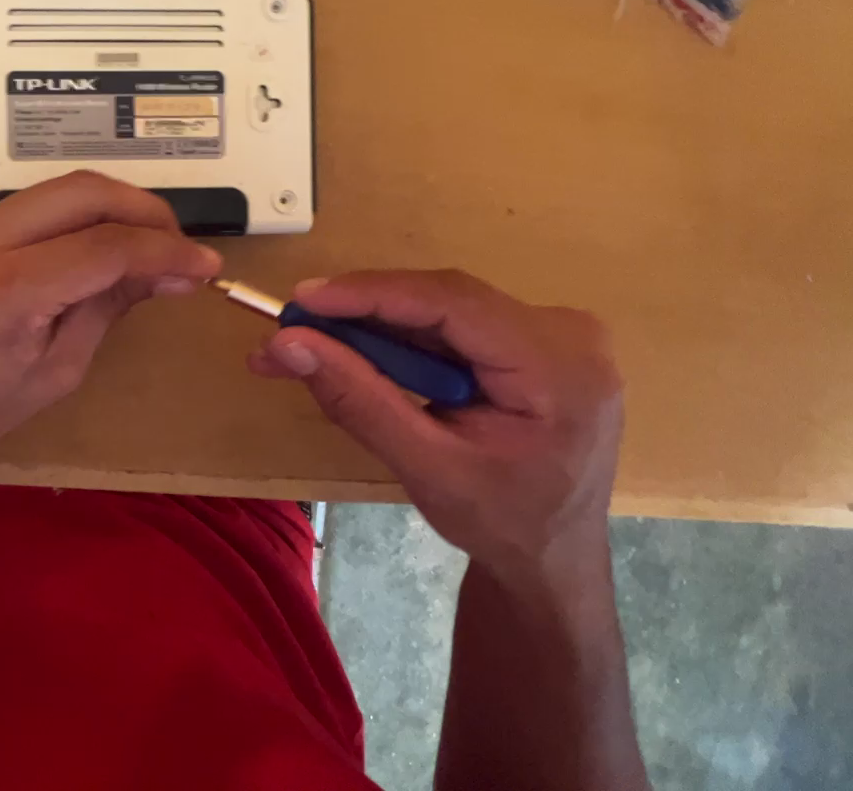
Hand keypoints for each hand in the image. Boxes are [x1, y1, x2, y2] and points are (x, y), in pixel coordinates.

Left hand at [0, 172, 221, 494]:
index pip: (106, 246)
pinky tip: (100, 246)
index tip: (206, 267)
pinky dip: (78, 216)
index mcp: (4, 290)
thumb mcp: (55, 372)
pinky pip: (34, 206)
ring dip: (112, 207)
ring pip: (59, 188)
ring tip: (147, 248)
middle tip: (178, 247)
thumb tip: (168, 272)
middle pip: (83, 190)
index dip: (166, 252)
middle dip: (144, 210)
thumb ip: (109, 307)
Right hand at [249, 270, 623, 582]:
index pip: (452, 303)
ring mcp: (550, 332)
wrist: (553, 557)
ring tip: (304, 342)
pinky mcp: (528, 340)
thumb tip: (287, 344)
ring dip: (369, 325)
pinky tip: (349, 350)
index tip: (300, 299)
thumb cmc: (500, 523)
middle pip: (442, 300)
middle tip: (288, 327)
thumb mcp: (425, 468)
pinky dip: (395, 338)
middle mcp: (565, 332)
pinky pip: (448, 325)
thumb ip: (357, 400)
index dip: (370, 294)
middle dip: (359, 313)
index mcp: (559, 367)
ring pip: (438, 309)